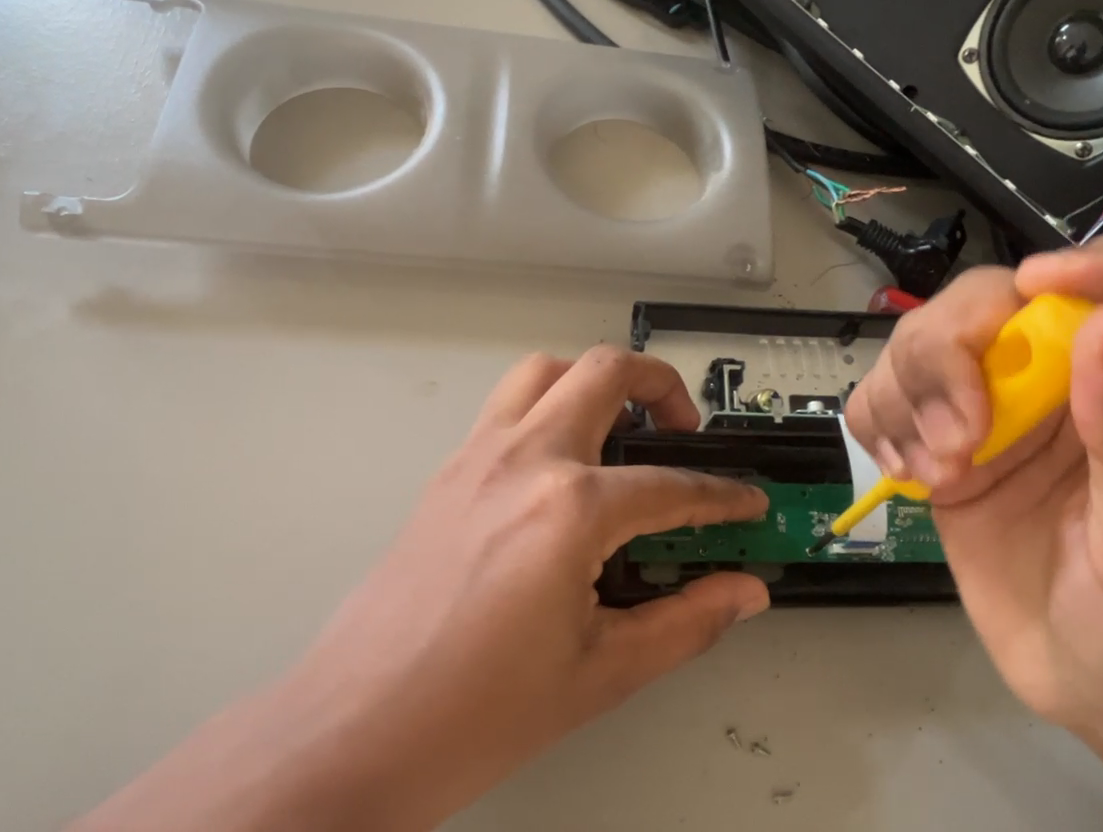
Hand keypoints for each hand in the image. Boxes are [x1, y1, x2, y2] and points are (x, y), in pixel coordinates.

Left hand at [74, 348, 769, 831]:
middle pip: (605, 373)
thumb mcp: (602, 672)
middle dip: (663, 387)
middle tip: (686, 431)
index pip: (672, 486)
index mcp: (570, 509)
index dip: (723, 496)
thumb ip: (687, 621)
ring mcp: (475, 459)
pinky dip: (546, 409)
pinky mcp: (445, 475)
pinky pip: (505, 408)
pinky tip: (562, 470)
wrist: (355, 731)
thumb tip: (743, 592)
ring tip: (622, 432)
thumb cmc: (476, 713)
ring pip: (544, 372)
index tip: (747, 503)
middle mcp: (523, 461)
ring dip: (593, 383)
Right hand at [845, 225, 1102, 763]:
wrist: (1100, 699)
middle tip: (957, 436)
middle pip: (991, 294)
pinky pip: (880, 396)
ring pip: (920, 338)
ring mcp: (992, 411)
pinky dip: (876, 425)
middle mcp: (1062, 379)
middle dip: (952, 347)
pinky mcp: (937, 446)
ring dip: (908, 394)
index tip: (1039, 292)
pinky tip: (908, 476)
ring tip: (937, 471)